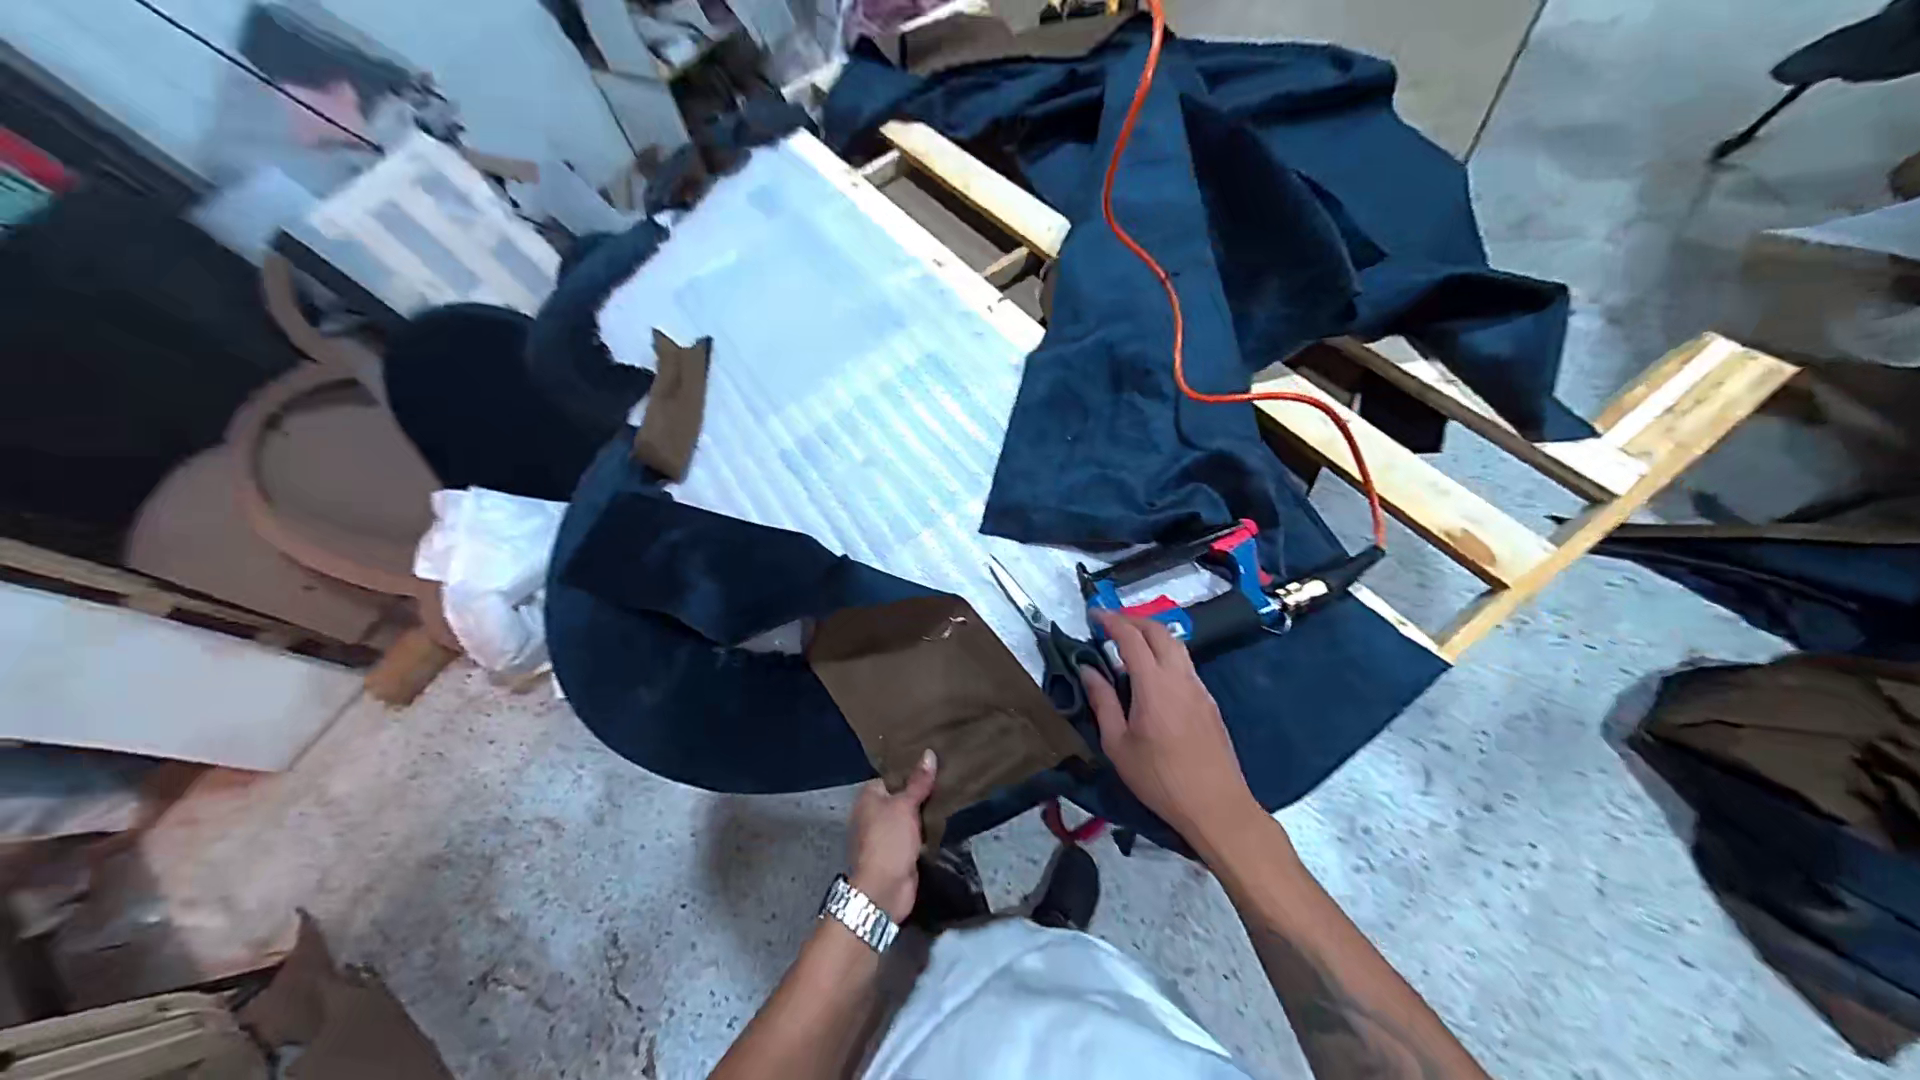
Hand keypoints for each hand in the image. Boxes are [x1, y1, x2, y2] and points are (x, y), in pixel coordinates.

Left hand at [847, 748, 937, 920]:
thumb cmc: (889, 840)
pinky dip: (926, 829)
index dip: (910, 769)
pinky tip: (944, 818)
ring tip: (950, 792)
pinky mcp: (898, 851)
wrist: (884, 889)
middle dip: (921, 790)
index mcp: (869, 797)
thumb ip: (918, 782)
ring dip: (925, 810)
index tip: (933, 762)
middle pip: (901, 795)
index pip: (891, 776)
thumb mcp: (905, 806)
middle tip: (947, 775)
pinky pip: (915, 833)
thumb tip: (929, 753)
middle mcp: (873, 813)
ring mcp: (886, 834)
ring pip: (909, 815)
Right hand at [1081, 612, 1263, 853]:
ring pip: (1176, 645)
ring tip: (1129, 642)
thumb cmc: (1159, 779)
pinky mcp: (1209, 702)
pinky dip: (1165, 653)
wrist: (1216, 806)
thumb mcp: (1117, 744)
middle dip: (1133, 619)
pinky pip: (1185, 664)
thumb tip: (1088, 670)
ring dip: (1152, 634)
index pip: (1130, 637)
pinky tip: (1153, 673)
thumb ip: (1102, 702)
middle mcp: (1180, 677)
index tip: (1093, 615)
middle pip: (1158, 631)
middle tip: (1110, 623)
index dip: (1110, 621)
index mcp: (1154, 684)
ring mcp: (1199, 688)